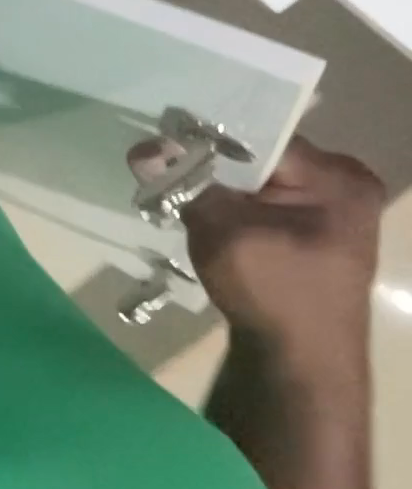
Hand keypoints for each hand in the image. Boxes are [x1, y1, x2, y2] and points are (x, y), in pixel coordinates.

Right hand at [133, 136, 383, 358]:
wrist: (300, 353)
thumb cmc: (271, 287)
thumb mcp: (217, 227)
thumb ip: (182, 182)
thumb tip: (144, 149)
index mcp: (336, 177)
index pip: (256, 136)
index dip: (203, 139)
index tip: (158, 146)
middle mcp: (343, 182)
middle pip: (254, 152)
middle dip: (204, 162)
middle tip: (162, 171)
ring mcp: (333, 205)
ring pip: (252, 174)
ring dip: (212, 182)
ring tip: (177, 195)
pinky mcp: (314, 224)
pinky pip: (259, 193)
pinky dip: (227, 199)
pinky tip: (203, 213)